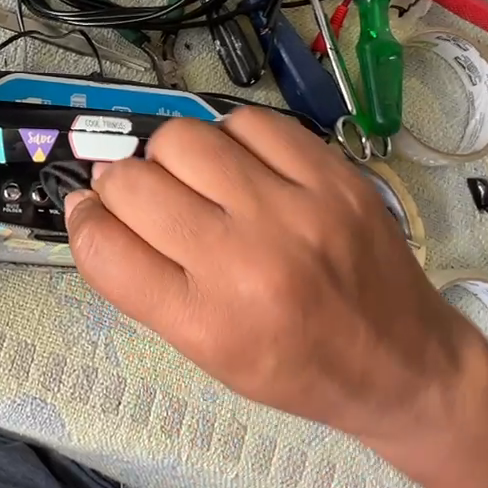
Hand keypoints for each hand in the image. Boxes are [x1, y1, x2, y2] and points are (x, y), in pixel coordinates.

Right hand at [64, 109, 487, 445]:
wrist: (405, 365)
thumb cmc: (292, 366)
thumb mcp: (201, 351)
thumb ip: (139, 279)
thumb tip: (90, 204)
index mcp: (204, 322)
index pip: (101, 245)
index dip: (82, 219)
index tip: (89, 211)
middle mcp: (245, 263)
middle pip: (130, 182)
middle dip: (118, 184)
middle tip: (144, 198)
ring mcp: (293, 212)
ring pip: (180, 139)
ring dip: (168, 156)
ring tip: (192, 179)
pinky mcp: (331, 176)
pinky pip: (245, 122)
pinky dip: (228, 138)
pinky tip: (239, 165)